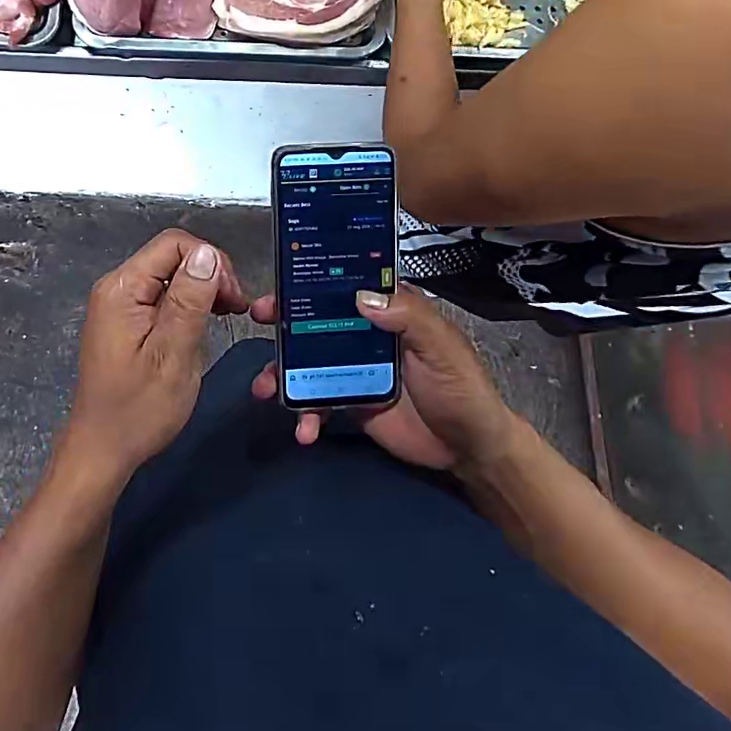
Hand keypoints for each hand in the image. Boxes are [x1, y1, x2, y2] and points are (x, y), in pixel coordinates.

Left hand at [58, 229, 248, 479]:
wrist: (105, 450)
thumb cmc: (138, 410)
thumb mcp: (173, 353)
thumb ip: (190, 300)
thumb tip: (208, 255)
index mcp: (123, 290)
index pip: (175, 244)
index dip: (212, 262)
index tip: (232, 297)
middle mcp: (117, 289)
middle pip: (175, 254)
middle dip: (211, 275)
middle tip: (234, 309)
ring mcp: (122, 304)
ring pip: (175, 273)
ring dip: (205, 289)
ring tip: (225, 316)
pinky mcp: (130, 319)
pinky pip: (167, 293)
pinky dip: (193, 302)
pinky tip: (206, 323)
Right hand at [249, 285, 519, 470]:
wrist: (468, 450)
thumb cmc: (463, 390)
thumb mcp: (442, 348)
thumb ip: (409, 318)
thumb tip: (361, 295)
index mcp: (394, 312)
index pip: (351, 286)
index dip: (317, 281)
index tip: (286, 282)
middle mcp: (370, 335)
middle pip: (320, 321)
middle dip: (286, 321)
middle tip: (262, 320)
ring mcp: (358, 369)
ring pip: (310, 362)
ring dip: (283, 373)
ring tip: (266, 389)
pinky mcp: (352, 403)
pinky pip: (319, 403)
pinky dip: (306, 415)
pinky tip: (305, 430)